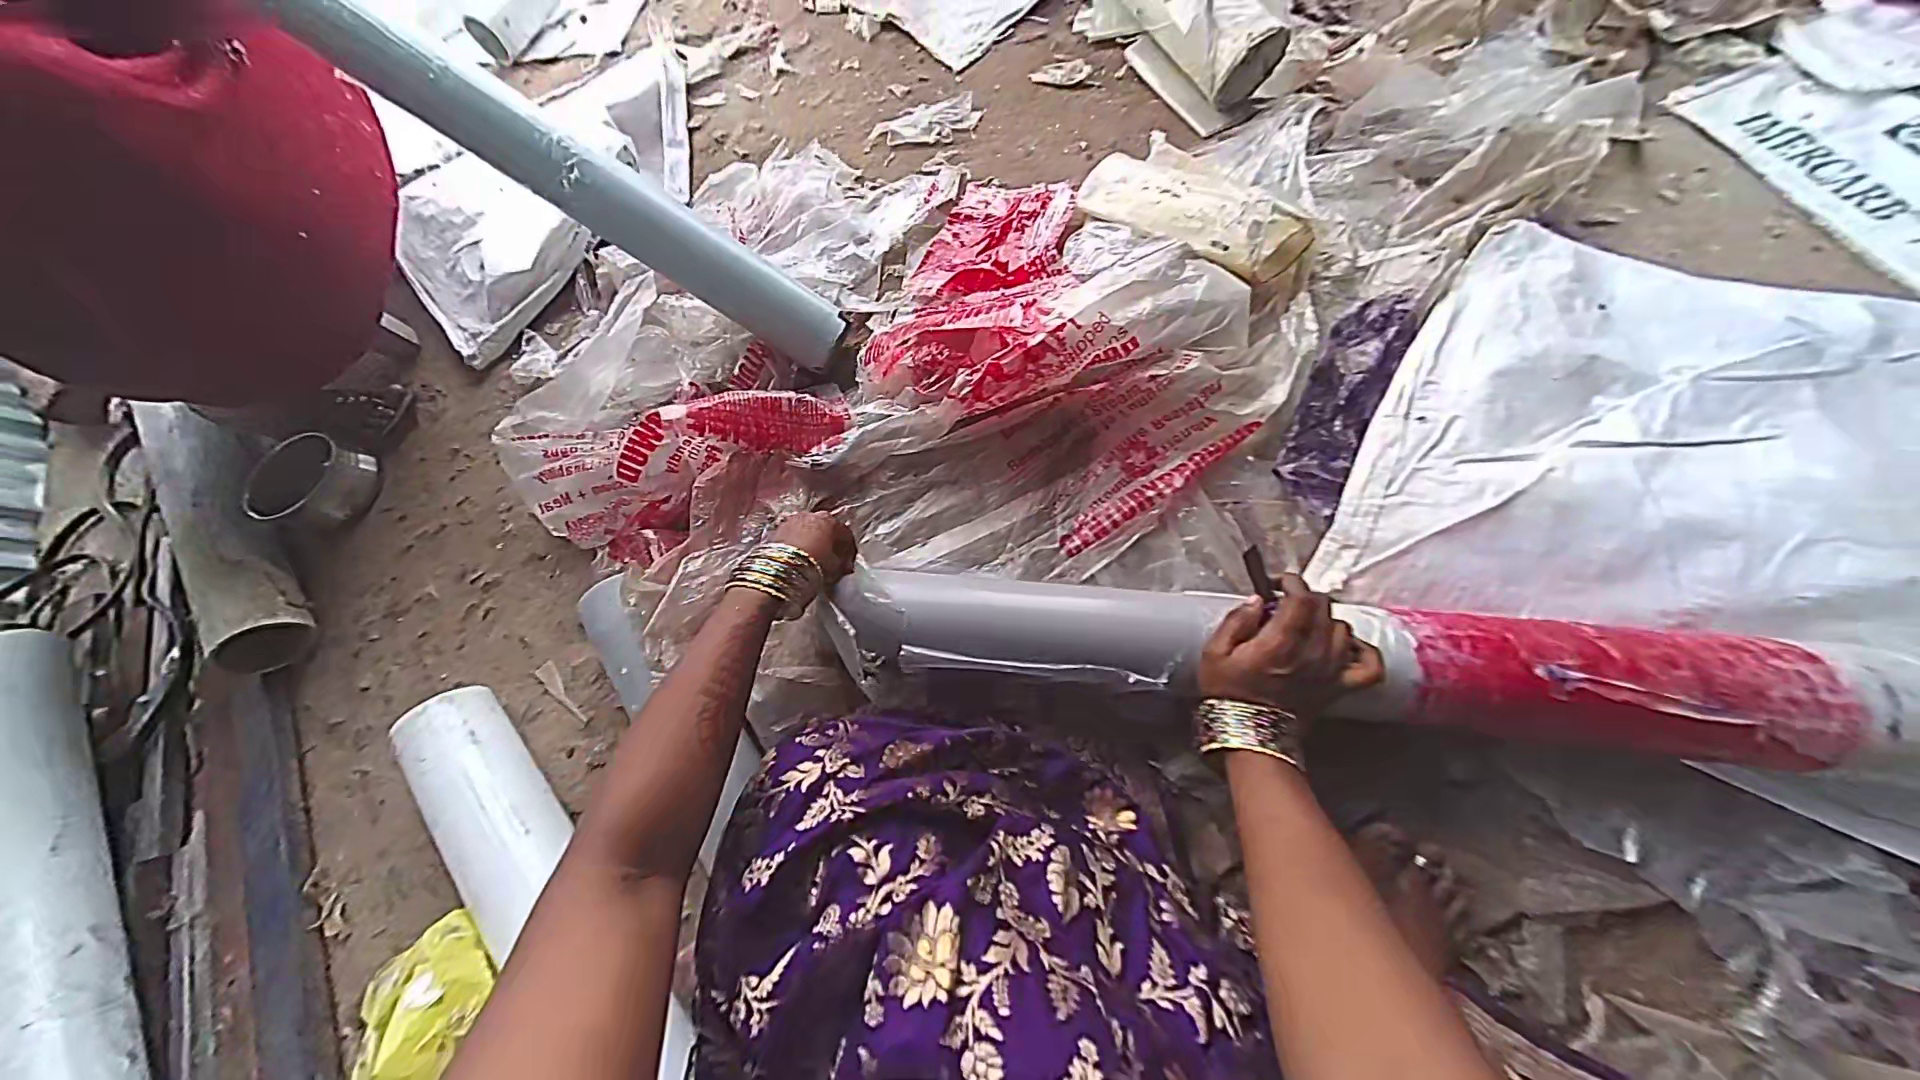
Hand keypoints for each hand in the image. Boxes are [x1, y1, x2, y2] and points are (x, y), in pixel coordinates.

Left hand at [769, 511, 856, 586]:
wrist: (782, 568)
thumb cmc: (816, 566)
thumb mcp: (837, 569)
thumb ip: (843, 563)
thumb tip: (844, 565)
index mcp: (833, 522)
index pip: (846, 535)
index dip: (848, 551)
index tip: (847, 563)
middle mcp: (814, 516)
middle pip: (824, 529)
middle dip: (827, 542)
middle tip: (828, 559)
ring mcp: (793, 520)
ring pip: (806, 531)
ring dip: (810, 541)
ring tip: (810, 559)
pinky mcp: (777, 529)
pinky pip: (792, 536)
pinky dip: (795, 544)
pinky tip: (796, 557)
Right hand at [1199, 573, 1383, 714]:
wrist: (1249, 736)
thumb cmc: (1228, 693)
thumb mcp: (1215, 652)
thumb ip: (1236, 621)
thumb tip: (1258, 601)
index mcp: (1280, 642)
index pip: (1301, 598)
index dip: (1291, 583)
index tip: (1278, 583)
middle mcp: (1312, 653)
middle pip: (1324, 608)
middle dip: (1305, 598)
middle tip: (1287, 604)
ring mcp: (1331, 671)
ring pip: (1342, 628)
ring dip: (1325, 620)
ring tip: (1306, 625)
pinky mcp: (1341, 687)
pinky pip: (1370, 664)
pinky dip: (1362, 649)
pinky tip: (1345, 645)